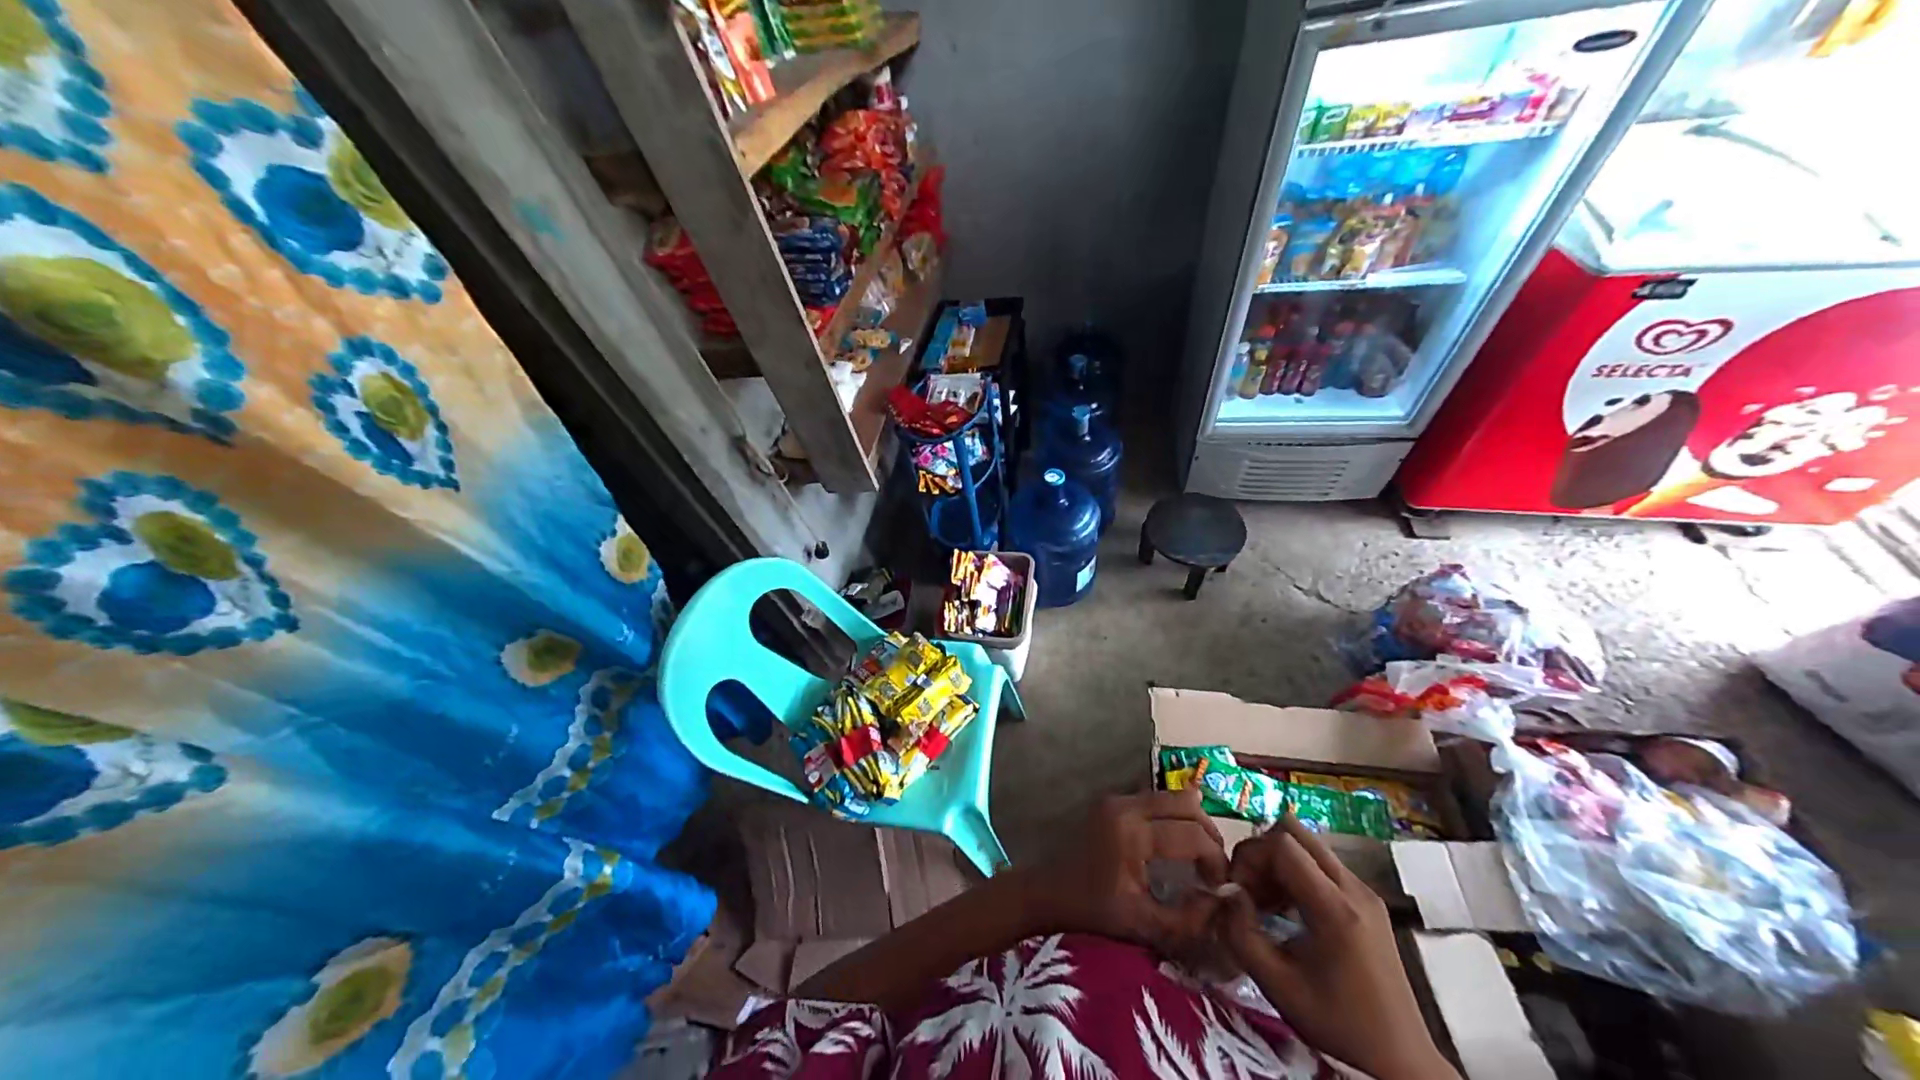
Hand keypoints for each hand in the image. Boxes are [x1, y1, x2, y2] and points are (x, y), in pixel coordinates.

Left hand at [1020, 789, 1228, 952]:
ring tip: (1197, 857)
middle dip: (1209, 833)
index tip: (1218, 887)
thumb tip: (1223, 901)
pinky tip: (1173, 845)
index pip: (1194, 836)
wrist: (1046, 891)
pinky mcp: (1111, 801)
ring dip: (1191, 822)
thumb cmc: (1091, 910)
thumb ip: (1189, 919)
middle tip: (1212, 867)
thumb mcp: (1143, 925)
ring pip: (1171, 796)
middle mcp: (1126, 806)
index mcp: (1133, 834)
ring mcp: (1116, 799)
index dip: (1216, 862)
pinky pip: (1154, 799)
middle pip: (1187, 803)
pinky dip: (1172, 816)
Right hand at [1216, 816, 1458, 1079]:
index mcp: (1335, 907)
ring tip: (1263, 902)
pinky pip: (1323, 866)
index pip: (1282, 844)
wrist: (1399, 1061)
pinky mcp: (1368, 903)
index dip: (1250, 856)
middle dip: (1262, 851)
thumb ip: (1241, 933)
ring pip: (1310, 846)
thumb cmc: (1336, 1024)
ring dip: (1278, 863)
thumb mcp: (1276, 984)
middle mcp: (1354, 889)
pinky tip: (1286, 911)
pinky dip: (1296, 875)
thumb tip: (1226, 893)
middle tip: (1247, 886)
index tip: (1236, 889)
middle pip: (1297, 832)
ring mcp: (1365, 893)